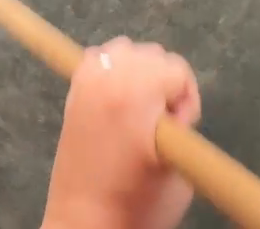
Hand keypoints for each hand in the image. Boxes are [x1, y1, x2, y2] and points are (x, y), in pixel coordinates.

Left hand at [41, 37, 201, 228]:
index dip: (185, 100)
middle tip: (158, 121)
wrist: (85, 222)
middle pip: (152, 53)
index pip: (177, 68)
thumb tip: (174, 108)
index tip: (178, 129)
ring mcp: (88, 78)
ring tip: (136, 108)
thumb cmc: (139, 202)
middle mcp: (111, 75)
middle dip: (162, 83)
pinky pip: (98, 57)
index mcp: (139, 91)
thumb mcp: (180, 168)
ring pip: (124, 49)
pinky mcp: (74, 87)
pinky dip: (110, 69)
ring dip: (136, 72)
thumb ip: (182, 125)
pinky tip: (114, 97)